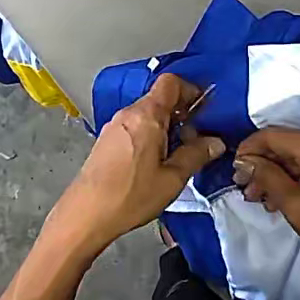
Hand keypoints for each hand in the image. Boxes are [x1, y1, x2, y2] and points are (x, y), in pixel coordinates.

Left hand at [47, 74, 223, 256]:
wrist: (85, 217)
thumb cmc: (130, 197)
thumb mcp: (173, 178)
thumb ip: (196, 155)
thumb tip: (215, 142)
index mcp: (147, 116)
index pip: (171, 82)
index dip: (191, 90)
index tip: (203, 110)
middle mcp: (128, 114)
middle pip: (160, 99)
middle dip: (181, 115)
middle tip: (195, 139)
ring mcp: (115, 127)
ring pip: (147, 114)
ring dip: (166, 127)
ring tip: (176, 155)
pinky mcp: (107, 141)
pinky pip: (135, 127)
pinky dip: (150, 136)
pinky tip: (155, 163)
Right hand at [233, 128, 299, 282]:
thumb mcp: (293, 204)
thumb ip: (267, 177)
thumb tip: (244, 160)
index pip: (276, 135)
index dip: (251, 147)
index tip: (234, 166)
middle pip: (284, 145)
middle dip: (260, 162)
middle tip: (242, 185)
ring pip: (292, 157)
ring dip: (271, 173)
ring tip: (255, 197)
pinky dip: (286, 179)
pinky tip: (274, 199)